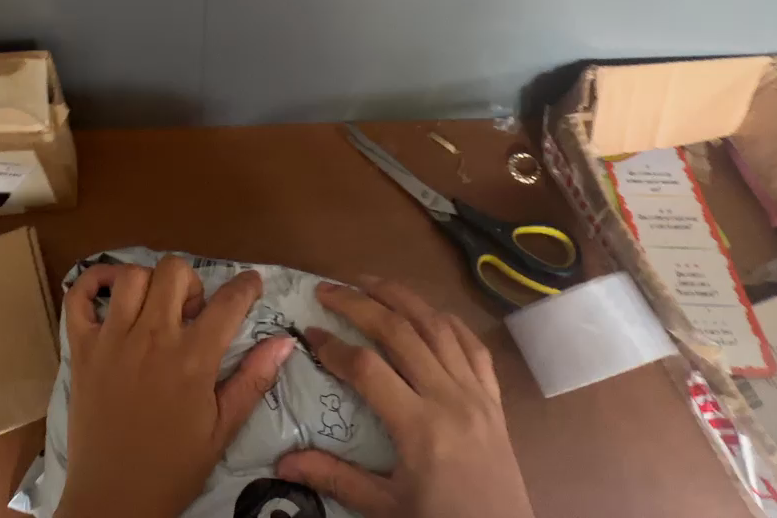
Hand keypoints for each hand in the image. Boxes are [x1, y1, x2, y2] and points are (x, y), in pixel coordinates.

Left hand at [56, 257, 296, 517]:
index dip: (247, 285)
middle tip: (192, 313)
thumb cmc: (173, 468)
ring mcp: (112, 339)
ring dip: (150, 283)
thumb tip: (285, 341)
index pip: (228, 302)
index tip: (252, 283)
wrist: (113, 500)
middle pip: (174, 271)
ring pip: (132, 275)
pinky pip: (79, 296)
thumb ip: (253, 381)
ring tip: (156, 309)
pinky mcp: (82, 348)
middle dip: (192, 282)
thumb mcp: (222, 430)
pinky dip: (93, 281)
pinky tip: (112, 292)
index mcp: (192, 359)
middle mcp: (152, 338)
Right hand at [275, 280, 534, 517]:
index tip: (309, 333)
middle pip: (399, 331)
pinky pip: (473, 346)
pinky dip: (447, 321)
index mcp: (420, 428)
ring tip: (367, 281)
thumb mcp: (386, 509)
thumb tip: (282, 463)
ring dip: (399, 296)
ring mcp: (476, 394)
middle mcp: (449, 399)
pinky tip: (426, 311)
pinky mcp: (495, 399)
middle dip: (358, 303)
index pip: (367, 368)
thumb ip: (335, 478)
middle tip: (326, 290)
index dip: (333, 346)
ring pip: (436, 326)